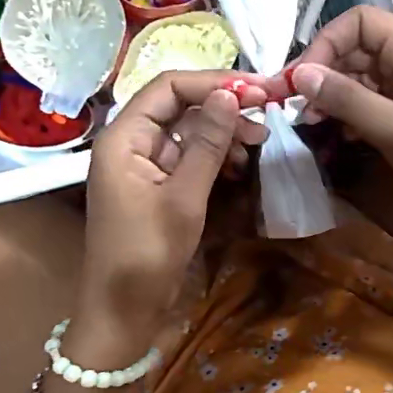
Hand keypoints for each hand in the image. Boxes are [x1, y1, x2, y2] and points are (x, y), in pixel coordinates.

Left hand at [81, 71, 267, 331]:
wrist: (124, 308)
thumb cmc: (147, 253)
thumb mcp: (184, 197)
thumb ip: (207, 144)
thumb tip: (231, 96)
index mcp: (124, 137)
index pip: (169, 87)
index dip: (214, 83)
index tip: (258, 91)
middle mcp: (131, 142)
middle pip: (180, 105)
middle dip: (223, 106)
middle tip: (268, 113)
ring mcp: (144, 164)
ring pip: (188, 130)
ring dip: (223, 131)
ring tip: (259, 142)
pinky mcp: (157, 184)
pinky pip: (188, 156)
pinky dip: (214, 155)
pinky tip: (238, 164)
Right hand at [269, 6, 392, 239]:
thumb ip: (348, 100)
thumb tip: (301, 75)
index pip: (360, 21)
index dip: (325, 43)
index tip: (300, 80)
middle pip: (358, 48)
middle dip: (324, 71)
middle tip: (293, 105)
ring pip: (364, 77)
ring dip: (335, 95)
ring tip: (311, 123)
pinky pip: (375, 102)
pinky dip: (353, 113)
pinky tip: (340, 136)